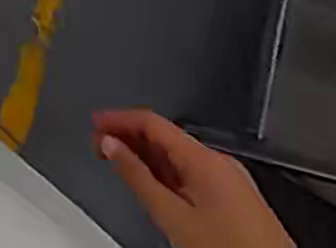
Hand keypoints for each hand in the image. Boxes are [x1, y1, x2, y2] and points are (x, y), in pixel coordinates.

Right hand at [93, 110, 294, 247]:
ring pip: (179, 156)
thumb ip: (137, 176)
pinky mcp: (239, 202)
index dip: (117, 119)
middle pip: (164, 136)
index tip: (95, 124)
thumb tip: (111, 146)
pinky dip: (168, 174)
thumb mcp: (173, 217)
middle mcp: (222, 164)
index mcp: (205, 159)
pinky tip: (156, 187)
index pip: (150, 121)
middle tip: (101, 146)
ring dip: (147, 157)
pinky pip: (194, 174)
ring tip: (122, 166)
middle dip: (130, 138)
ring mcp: (233, 183)